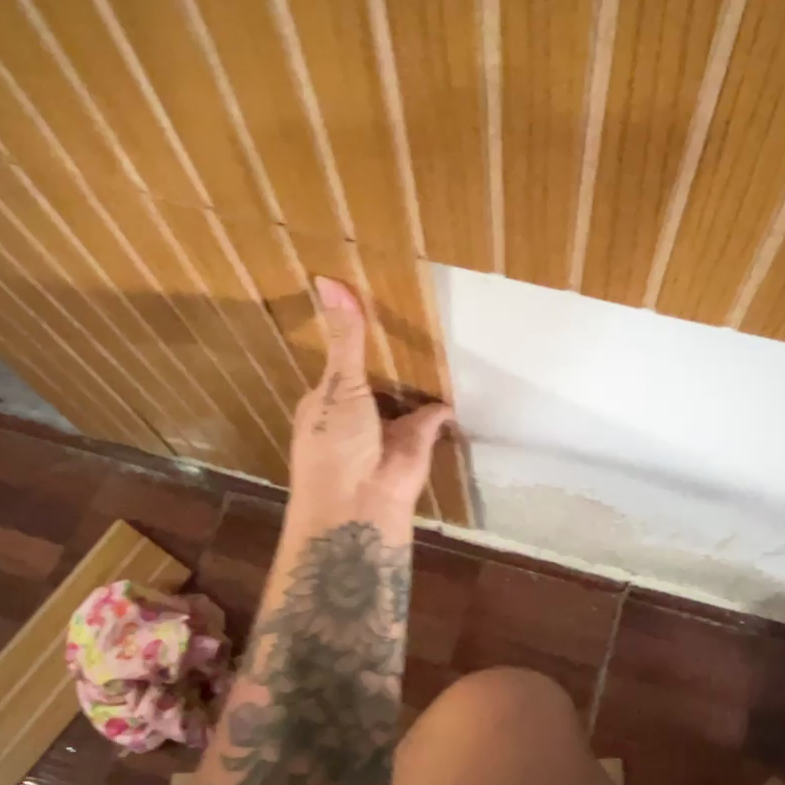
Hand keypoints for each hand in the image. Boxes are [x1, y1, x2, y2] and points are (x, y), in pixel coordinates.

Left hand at [286, 277, 451, 536]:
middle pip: (376, 376)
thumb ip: (344, 338)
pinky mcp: (419, 441)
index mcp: (327, 400)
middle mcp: (357, 413)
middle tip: (412, 309)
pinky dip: (445, 402)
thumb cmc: (334, 443)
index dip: (351, 337)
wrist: (359, 504)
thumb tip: (327, 279)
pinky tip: (458, 374)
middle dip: (390, 355)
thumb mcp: (339, 384)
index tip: (369, 302)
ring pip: (406, 394)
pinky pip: (434, 415)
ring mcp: (389, 428)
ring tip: (437, 331)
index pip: (339, 361)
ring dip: (419, 375)